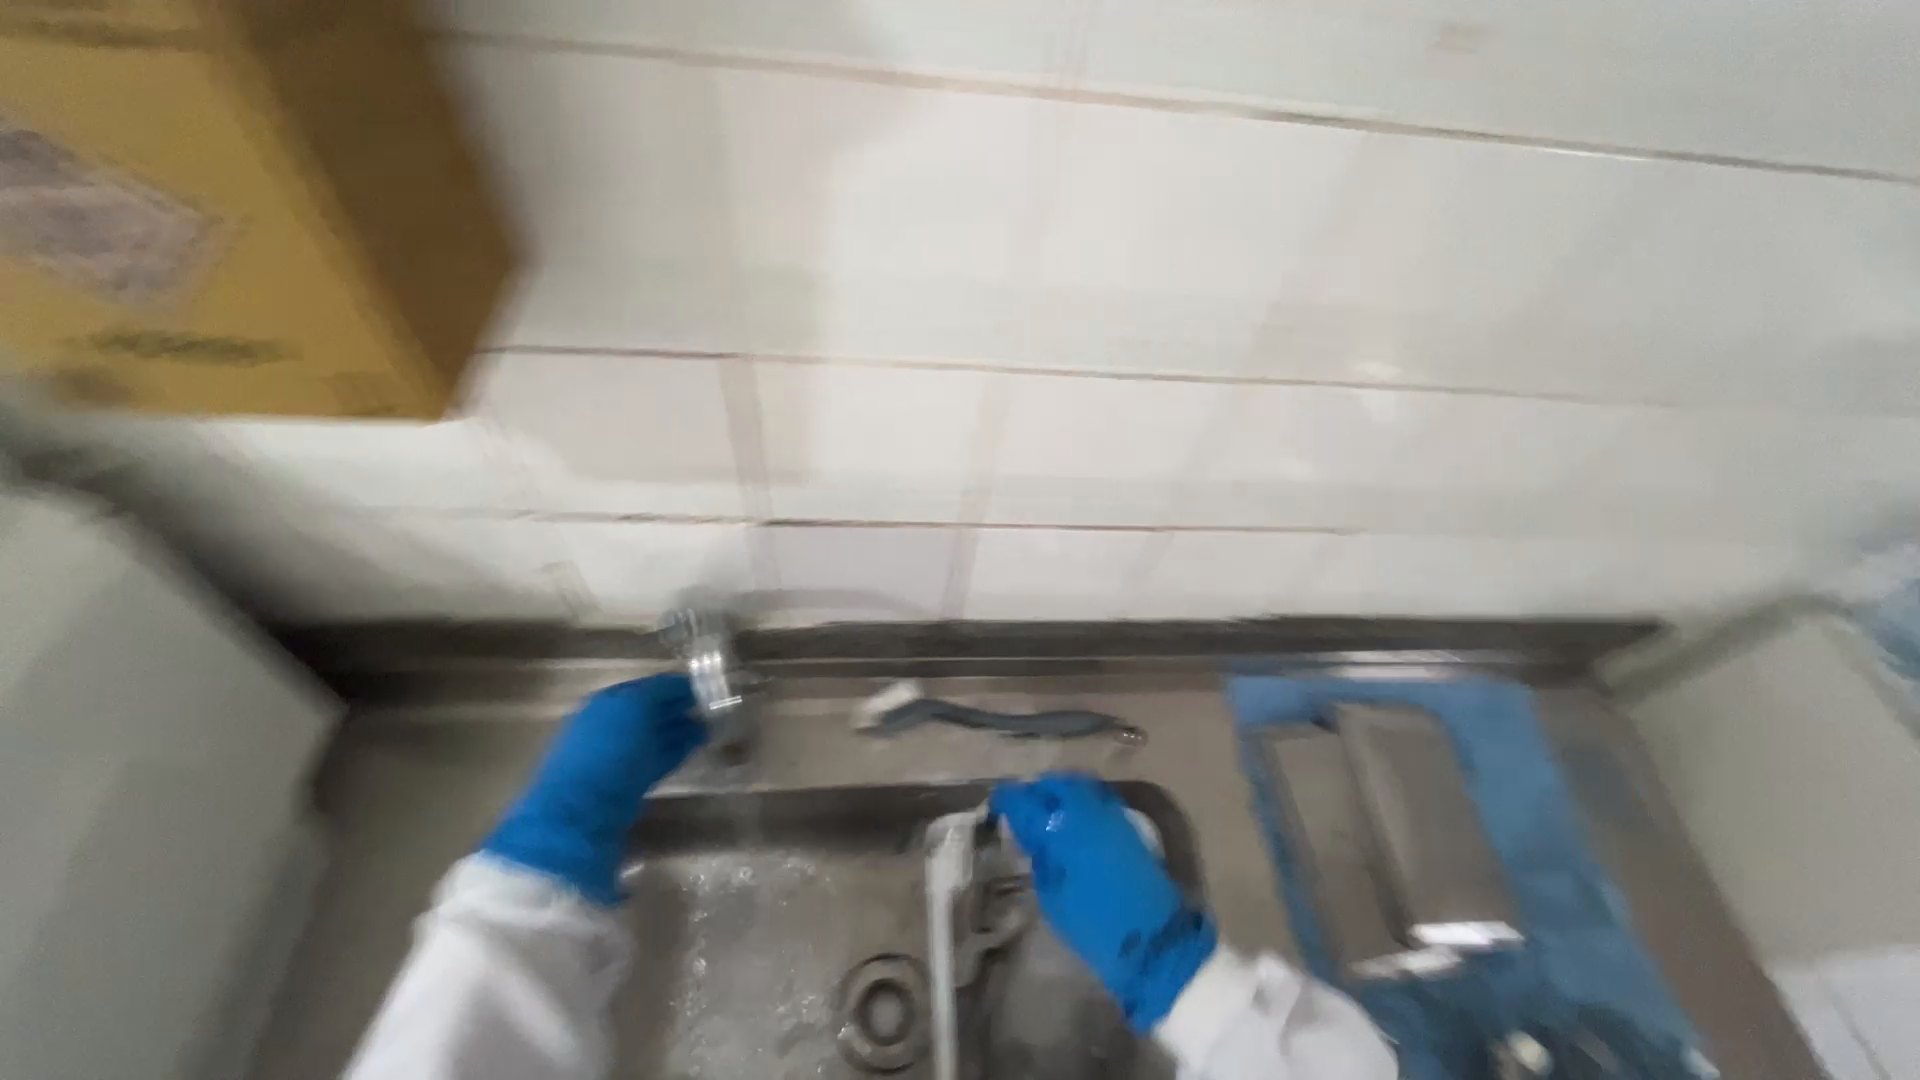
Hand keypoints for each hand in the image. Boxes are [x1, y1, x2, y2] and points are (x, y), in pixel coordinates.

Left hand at [482, 673, 706, 905]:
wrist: (580, 815)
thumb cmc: (607, 750)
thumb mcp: (634, 707)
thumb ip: (659, 691)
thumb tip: (682, 685)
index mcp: (606, 703)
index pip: (648, 688)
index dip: (676, 687)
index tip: (707, 688)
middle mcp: (609, 726)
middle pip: (651, 712)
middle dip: (680, 709)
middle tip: (714, 709)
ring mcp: (617, 757)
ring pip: (655, 737)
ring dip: (682, 731)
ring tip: (712, 728)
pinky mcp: (627, 785)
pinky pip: (657, 760)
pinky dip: (676, 752)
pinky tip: (695, 748)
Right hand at [991, 772, 1216, 1031]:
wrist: (1153, 942)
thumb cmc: (1094, 926)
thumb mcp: (1052, 896)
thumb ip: (1041, 858)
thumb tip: (1033, 837)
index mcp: (1062, 830)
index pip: (1025, 802)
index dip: (1007, 800)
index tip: (997, 806)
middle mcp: (1087, 812)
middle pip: (1055, 784)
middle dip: (1036, 791)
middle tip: (1025, 807)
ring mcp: (1112, 814)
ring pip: (1079, 786)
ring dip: (1060, 793)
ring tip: (1048, 812)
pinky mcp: (1129, 824)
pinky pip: (1098, 798)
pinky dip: (1081, 802)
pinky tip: (1073, 821)